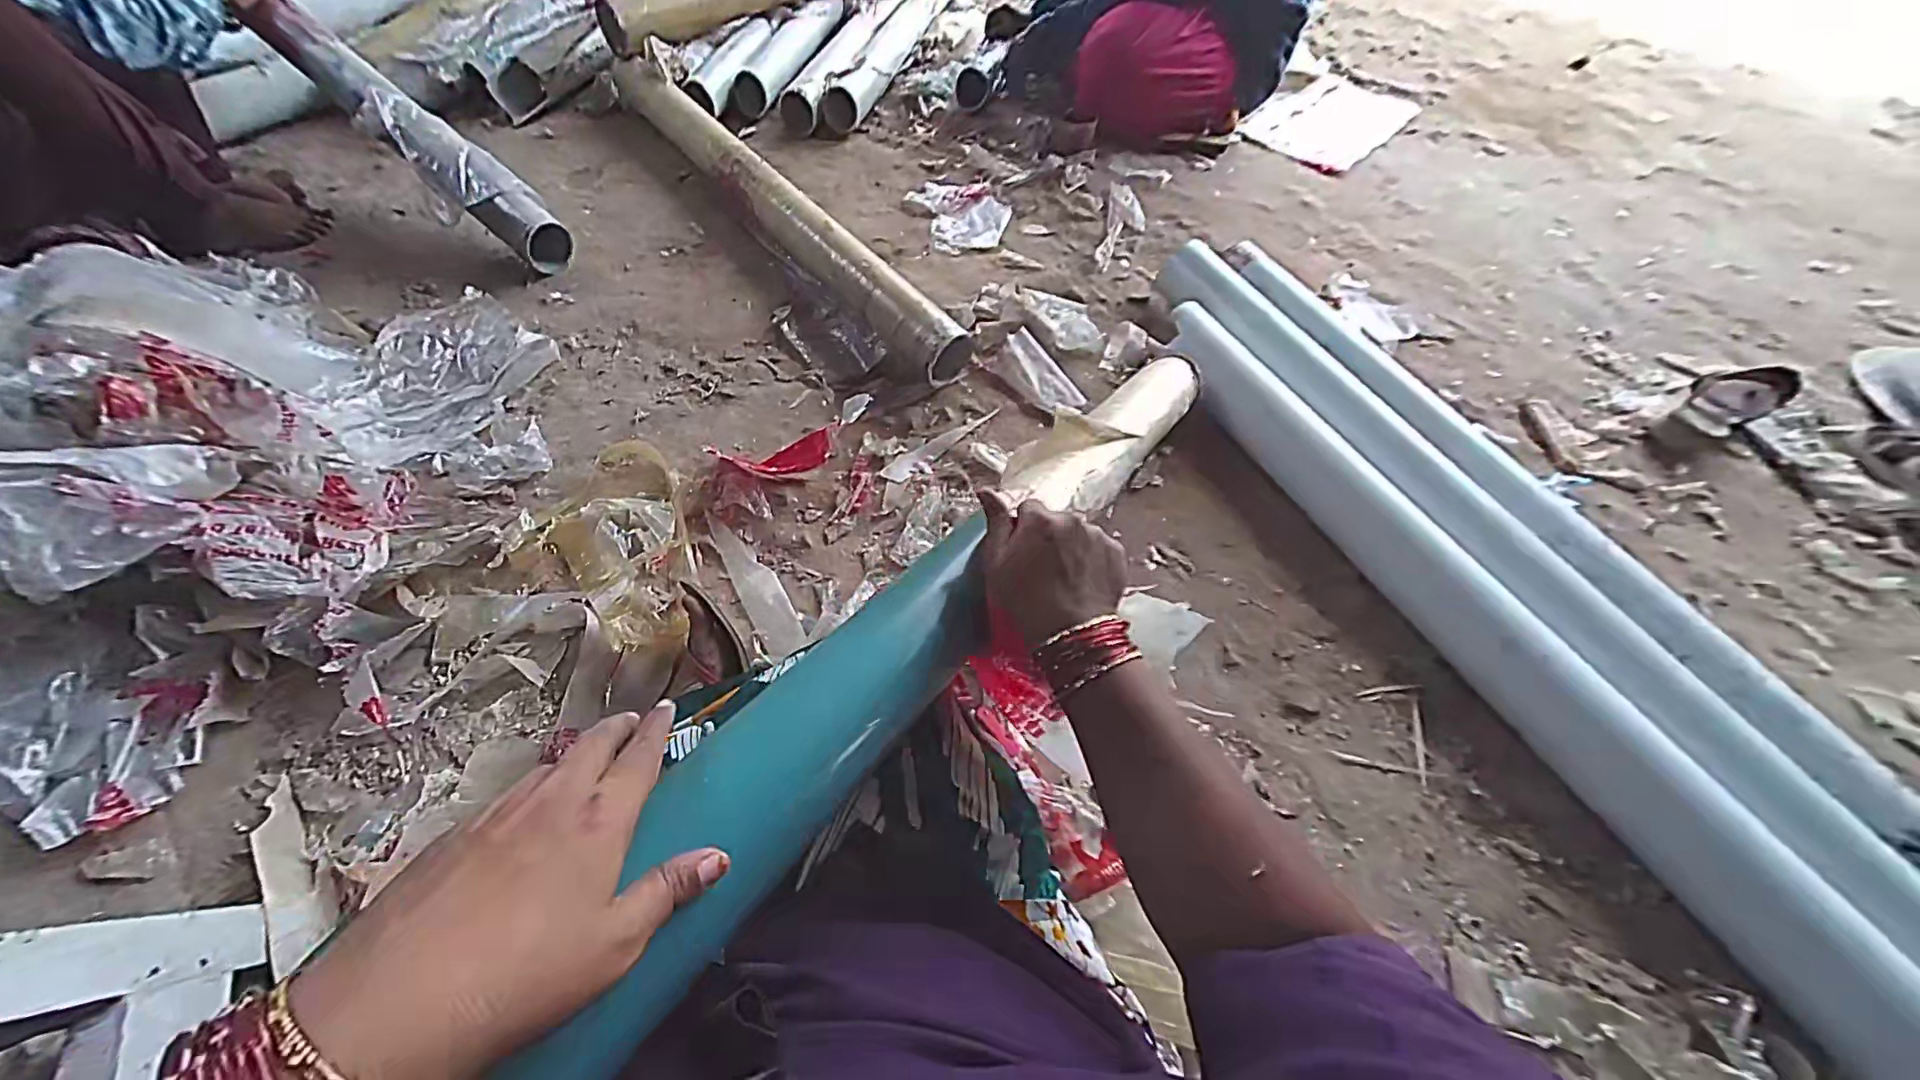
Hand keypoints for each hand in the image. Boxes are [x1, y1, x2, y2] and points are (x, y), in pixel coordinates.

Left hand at [288, 704, 728, 1079]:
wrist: (389, 1006)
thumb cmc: (522, 976)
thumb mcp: (613, 945)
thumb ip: (668, 891)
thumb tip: (718, 856)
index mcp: (600, 821)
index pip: (639, 758)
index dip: (656, 729)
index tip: (666, 708)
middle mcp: (552, 803)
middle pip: (592, 745)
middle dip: (617, 727)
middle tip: (632, 719)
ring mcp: (498, 814)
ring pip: (548, 765)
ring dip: (575, 753)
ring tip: (586, 757)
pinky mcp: (453, 836)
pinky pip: (507, 794)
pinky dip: (532, 785)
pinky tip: (525, 810)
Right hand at [980, 492, 1128, 645]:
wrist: (1069, 633)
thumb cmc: (1025, 601)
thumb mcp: (996, 563)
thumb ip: (996, 522)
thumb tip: (986, 491)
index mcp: (1040, 518)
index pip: (1028, 508)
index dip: (1023, 529)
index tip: (1022, 551)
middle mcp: (1072, 519)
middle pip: (1056, 520)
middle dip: (1050, 537)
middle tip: (1043, 569)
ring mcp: (1097, 535)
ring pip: (1079, 533)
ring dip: (1072, 547)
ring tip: (1065, 578)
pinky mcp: (1116, 553)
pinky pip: (1099, 548)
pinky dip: (1092, 559)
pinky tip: (1082, 582)